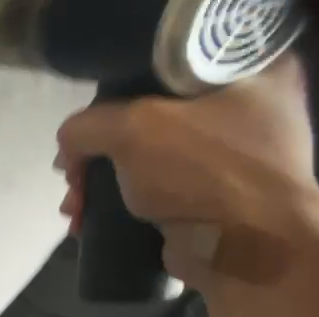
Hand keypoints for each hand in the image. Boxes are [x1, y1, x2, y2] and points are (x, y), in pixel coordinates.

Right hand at [55, 54, 318, 292]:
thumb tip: (67, 144)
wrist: (247, 242)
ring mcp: (236, 153)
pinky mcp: (219, 192)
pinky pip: (154, 188)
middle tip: (72, 187)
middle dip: (95, 160)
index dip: (111, 106)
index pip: (159, 76)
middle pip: (145, 123)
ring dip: (98, 187)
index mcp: (251, 70)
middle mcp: (251, 104)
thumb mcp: (134, 129)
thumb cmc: (203, 171)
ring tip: (75, 213)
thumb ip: (89, 125)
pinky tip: (91, 222)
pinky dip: (118, 203)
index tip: (82, 141)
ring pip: (143, 160)